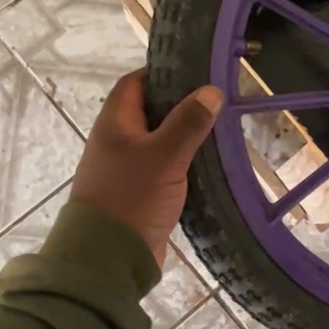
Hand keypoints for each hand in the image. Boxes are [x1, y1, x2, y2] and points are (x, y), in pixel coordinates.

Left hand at [72, 71, 222, 264]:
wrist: (109, 257)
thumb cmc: (131, 198)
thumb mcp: (164, 156)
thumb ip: (188, 123)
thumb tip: (211, 91)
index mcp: (115, 123)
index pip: (135, 83)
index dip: (162, 72)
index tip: (195, 71)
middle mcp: (117, 141)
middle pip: (149, 111)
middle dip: (180, 105)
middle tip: (216, 100)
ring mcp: (126, 168)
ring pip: (158, 141)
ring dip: (184, 136)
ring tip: (219, 129)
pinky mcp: (139, 193)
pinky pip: (163, 168)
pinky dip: (183, 163)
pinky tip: (208, 165)